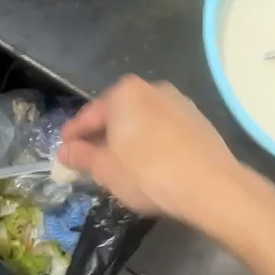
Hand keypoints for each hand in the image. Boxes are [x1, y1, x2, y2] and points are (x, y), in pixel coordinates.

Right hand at [59, 76, 250, 226]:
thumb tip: (65, 152)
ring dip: (129, 137)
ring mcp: (178, 101)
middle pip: (117, 113)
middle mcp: (152, 88)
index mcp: (124, 93)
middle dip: (103, 134)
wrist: (211, 186)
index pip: (90, 114)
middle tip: (89, 158)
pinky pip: (163, 127)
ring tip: (121, 162)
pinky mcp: (197, 119)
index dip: (73, 134)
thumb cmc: (149, 174)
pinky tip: (150, 162)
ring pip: (142, 119)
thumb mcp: (106, 169)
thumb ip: (82, 157)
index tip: (63, 149)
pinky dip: (152, 140)